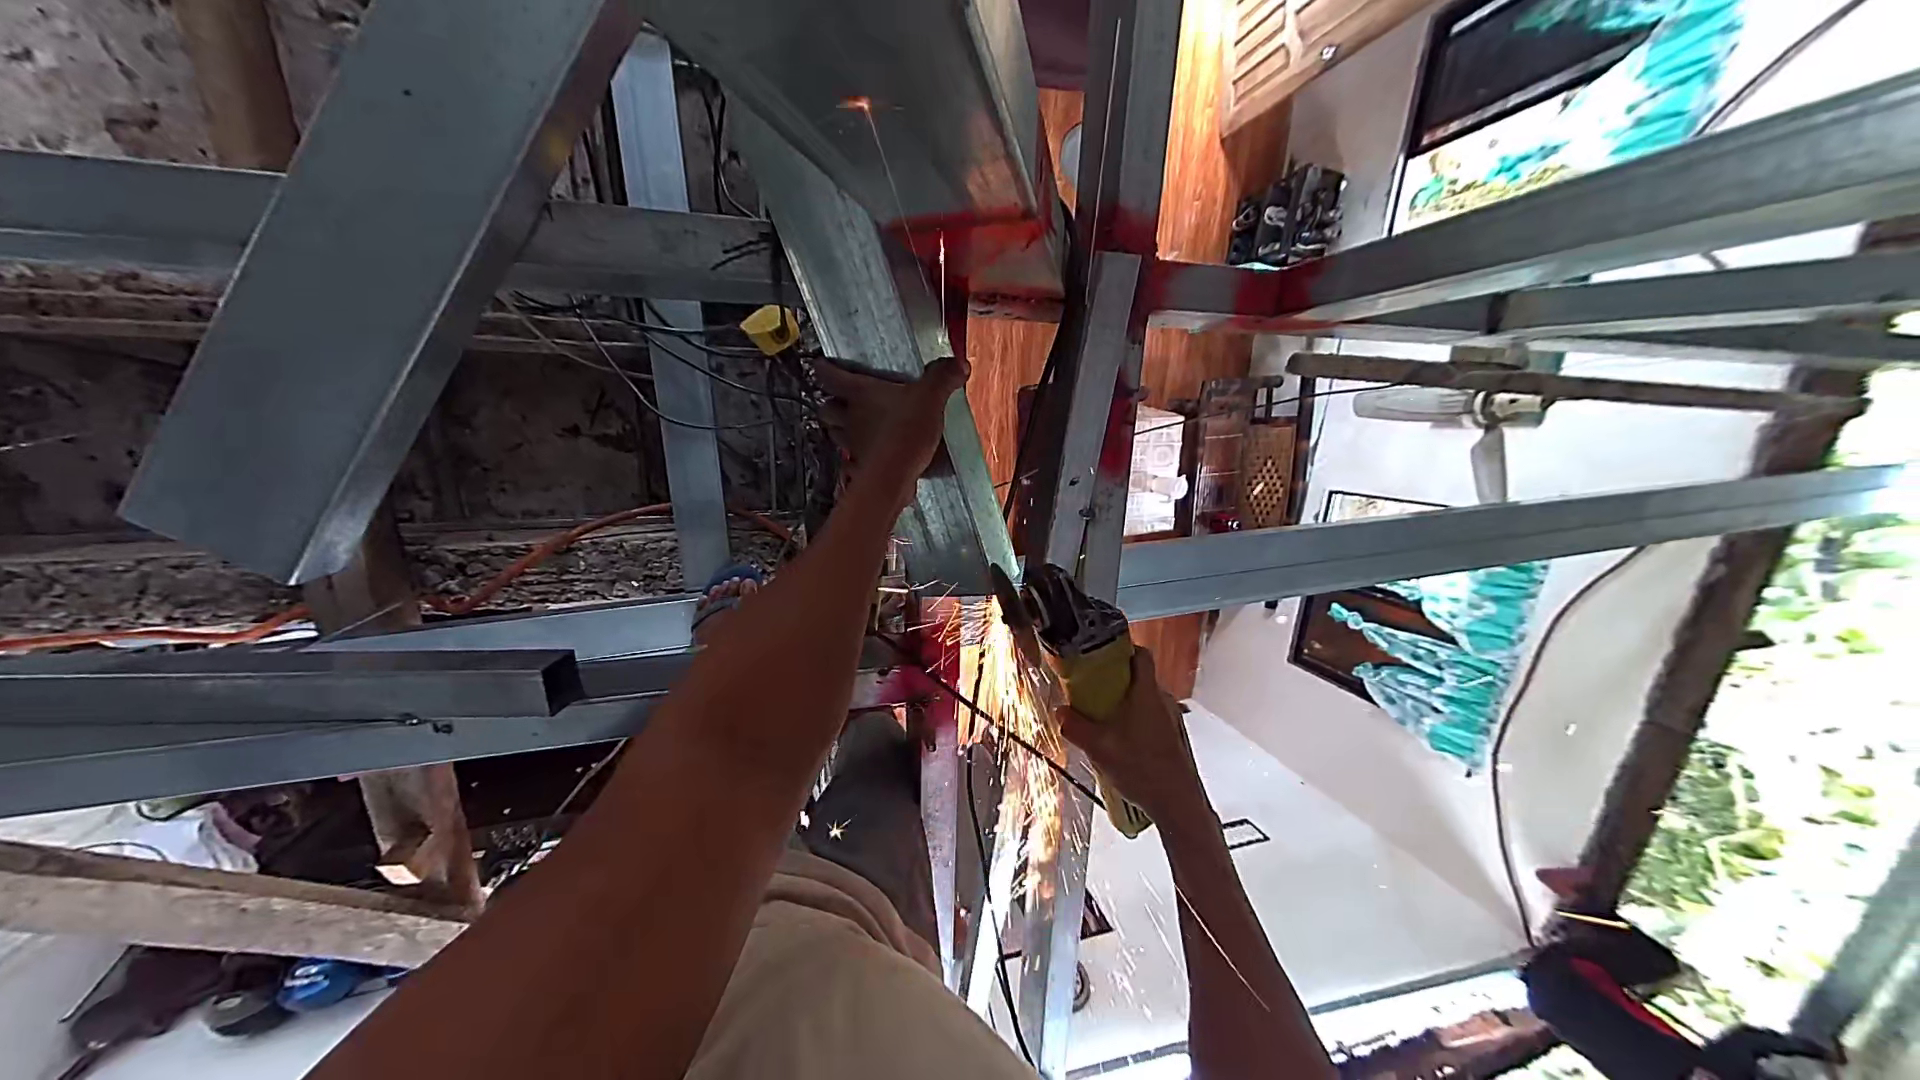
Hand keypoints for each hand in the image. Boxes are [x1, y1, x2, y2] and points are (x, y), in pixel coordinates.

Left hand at [815, 356, 968, 504]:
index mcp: (860, 393)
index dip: (824, 368)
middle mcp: (850, 418)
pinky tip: (863, 458)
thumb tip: (959, 363)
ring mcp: (852, 444)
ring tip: (851, 427)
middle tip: (839, 400)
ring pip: (834, 434)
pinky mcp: (860, 467)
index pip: (830, 376)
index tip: (821, 364)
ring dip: (839, 429)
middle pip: (826, 408)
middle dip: (830, 403)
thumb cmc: (905, 432)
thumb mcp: (930, 398)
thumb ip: (942, 378)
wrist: (896, 476)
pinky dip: (852, 459)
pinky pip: (849, 461)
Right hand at [1055, 650, 1210, 829]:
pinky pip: (1150, 716)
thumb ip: (1075, 727)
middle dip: (1114, 679)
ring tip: (1102, 719)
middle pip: (1138, 676)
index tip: (1101, 654)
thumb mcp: (1099, 748)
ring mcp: (1171, 718)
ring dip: (1124, 702)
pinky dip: (1134, 719)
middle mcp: (1162, 700)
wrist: (1178, 804)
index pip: (1140, 654)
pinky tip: (1119, 740)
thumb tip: (1060, 712)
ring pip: (1144, 698)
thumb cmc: (1143, 769)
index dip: (1122, 648)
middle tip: (1091, 690)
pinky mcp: (1173, 736)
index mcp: (1146, 693)